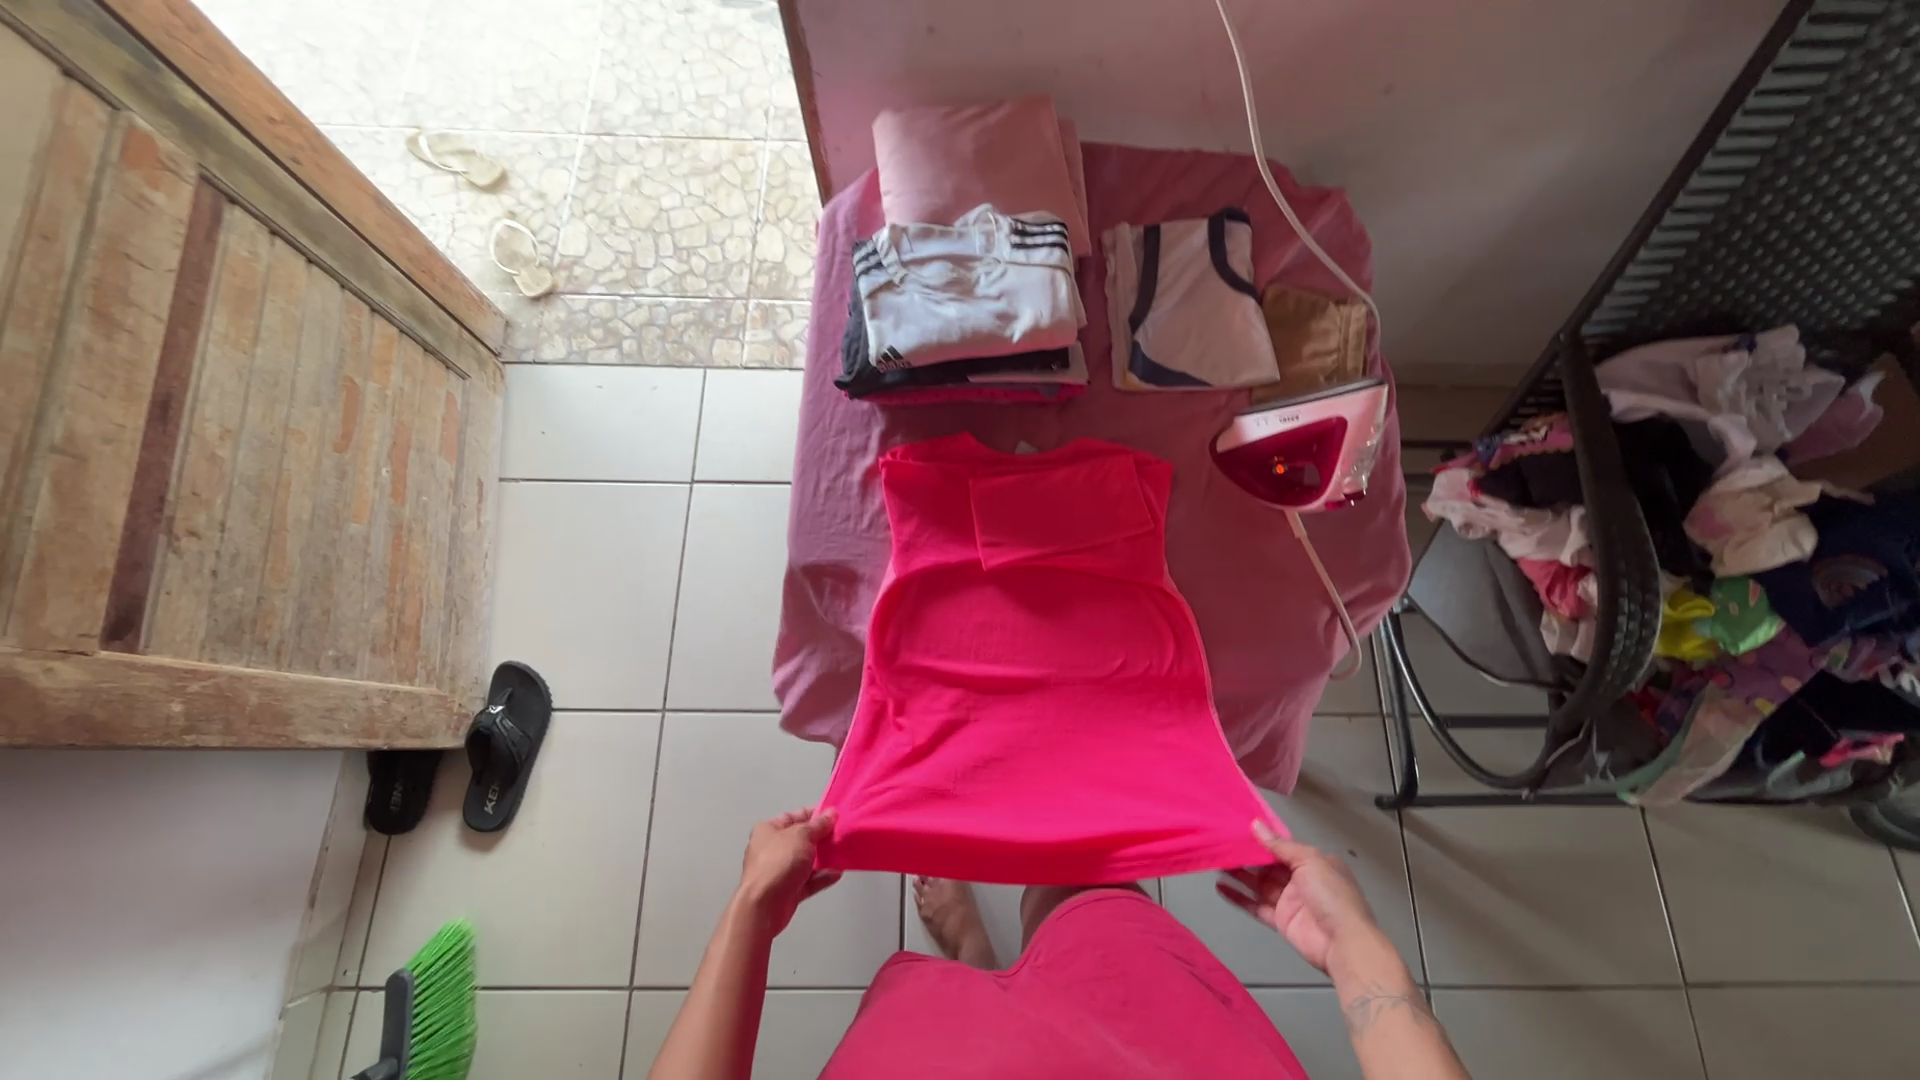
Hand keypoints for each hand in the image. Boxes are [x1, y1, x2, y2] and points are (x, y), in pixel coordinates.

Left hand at [733, 808, 841, 936]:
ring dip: (824, 858)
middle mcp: (772, 849)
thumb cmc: (779, 862)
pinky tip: (837, 873)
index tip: (834, 816)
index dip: (814, 815)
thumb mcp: (802, 835)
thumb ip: (819, 825)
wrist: (765, 905)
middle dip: (821, 837)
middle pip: (801, 839)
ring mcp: (780, 871)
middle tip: (841, 835)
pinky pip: (808, 880)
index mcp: (769, 830)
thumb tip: (831, 814)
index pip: (794, 817)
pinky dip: (822, 877)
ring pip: (806, 861)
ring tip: (843, 853)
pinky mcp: (788, 891)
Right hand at [1216, 821, 1381, 974]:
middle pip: (1267, 865)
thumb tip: (1256, 825)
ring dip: (1238, 874)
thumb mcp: (1310, 861)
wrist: (1343, 943)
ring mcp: (1289, 901)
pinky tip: (1220, 888)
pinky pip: (1255, 906)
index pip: (1283, 848)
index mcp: (1313, 863)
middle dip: (1246, 856)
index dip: (1262, 839)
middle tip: (1220, 844)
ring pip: (1258, 883)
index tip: (1238, 829)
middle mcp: (1300, 880)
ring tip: (1215, 862)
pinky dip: (1238, 897)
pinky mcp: (1280, 920)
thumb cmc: (1331, 895)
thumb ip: (1280, 845)